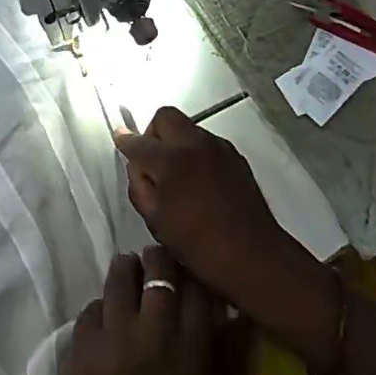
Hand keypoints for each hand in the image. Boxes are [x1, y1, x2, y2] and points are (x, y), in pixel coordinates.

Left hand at [50, 247, 232, 374]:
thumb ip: (212, 371)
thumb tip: (217, 332)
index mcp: (190, 355)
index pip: (199, 289)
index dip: (199, 272)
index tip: (199, 267)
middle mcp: (150, 333)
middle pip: (158, 271)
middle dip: (162, 260)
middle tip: (163, 261)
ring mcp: (109, 336)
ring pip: (119, 278)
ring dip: (128, 271)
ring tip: (131, 271)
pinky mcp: (77, 348)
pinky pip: (90, 309)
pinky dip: (102, 308)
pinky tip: (106, 317)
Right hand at [114, 108, 322, 317]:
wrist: (255, 257)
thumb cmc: (198, 245)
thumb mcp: (155, 220)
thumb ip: (139, 185)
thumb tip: (136, 164)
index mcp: (170, 160)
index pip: (138, 142)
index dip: (125, 142)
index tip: (120, 142)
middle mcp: (194, 144)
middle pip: (165, 117)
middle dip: (153, 133)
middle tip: (153, 161)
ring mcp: (219, 148)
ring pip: (188, 127)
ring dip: (176, 142)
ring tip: (178, 174)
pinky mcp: (236, 157)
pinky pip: (207, 142)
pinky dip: (196, 152)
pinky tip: (199, 181)